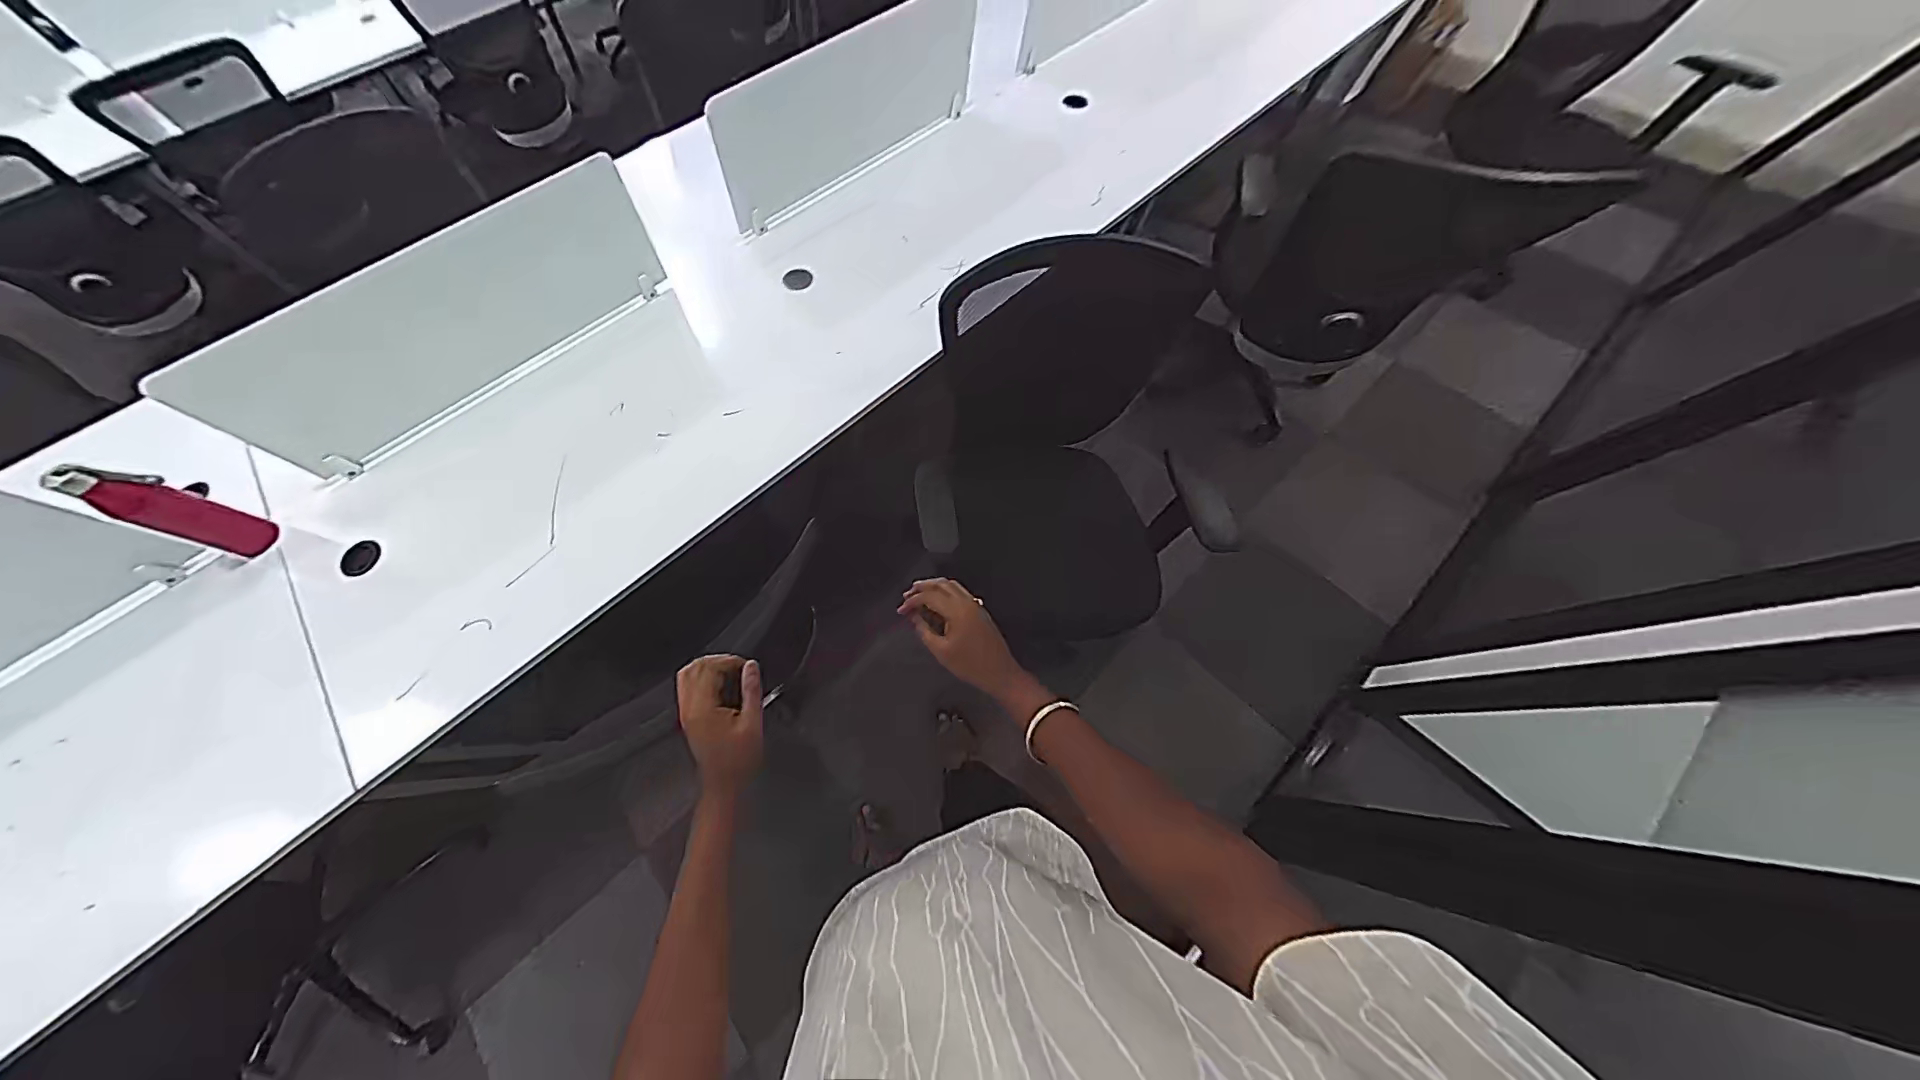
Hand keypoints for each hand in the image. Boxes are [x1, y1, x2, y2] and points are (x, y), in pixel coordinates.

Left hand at [676, 655, 763, 799]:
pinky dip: (702, 679)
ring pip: (686, 675)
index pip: (709, 669)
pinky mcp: (688, 719)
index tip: (745, 665)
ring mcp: (686, 714)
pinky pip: (687, 688)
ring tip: (728, 671)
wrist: (724, 786)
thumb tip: (751, 667)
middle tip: (738, 665)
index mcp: (703, 709)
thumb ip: (751, 691)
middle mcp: (689, 709)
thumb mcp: (753, 723)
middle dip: (717, 660)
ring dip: (707, 668)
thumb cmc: (739, 761)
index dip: (729, 661)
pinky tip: (720, 685)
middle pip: (694, 668)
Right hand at [898, 579, 1038, 705]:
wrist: (1000, 672)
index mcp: (957, 610)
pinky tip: (937, 602)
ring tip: (919, 595)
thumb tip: (914, 617)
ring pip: (952, 586)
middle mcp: (967, 602)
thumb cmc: (969, 665)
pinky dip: (945, 592)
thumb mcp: (941, 651)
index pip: (930, 596)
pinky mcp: (980, 611)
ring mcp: (975, 605)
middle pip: (942, 584)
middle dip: (922, 587)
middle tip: (907, 595)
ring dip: (934, 587)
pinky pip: (960, 593)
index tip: (901, 610)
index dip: (913, 601)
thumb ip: (924, 631)